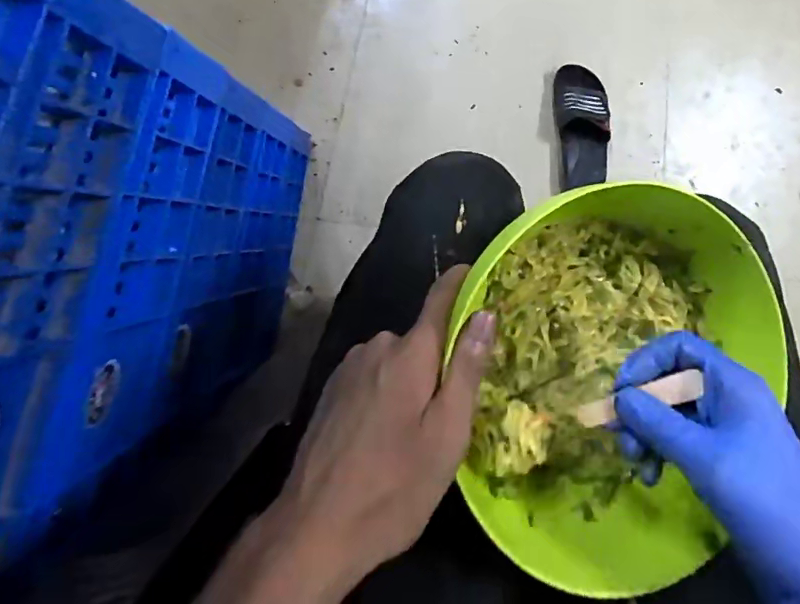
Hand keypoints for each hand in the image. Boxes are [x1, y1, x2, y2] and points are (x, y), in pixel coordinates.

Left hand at [199, 266, 495, 603]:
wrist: (314, 527)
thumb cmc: (394, 486)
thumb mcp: (446, 435)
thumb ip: (466, 370)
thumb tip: (485, 314)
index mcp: (409, 353)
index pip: (439, 300)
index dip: (458, 282)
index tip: (474, 270)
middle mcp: (377, 347)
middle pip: (419, 340)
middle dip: (437, 363)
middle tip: (448, 413)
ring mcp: (348, 367)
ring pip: (394, 361)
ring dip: (408, 383)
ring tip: (411, 436)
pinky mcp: (330, 389)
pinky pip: (370, 376)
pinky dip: (383, 394)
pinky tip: (379, 437)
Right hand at [613, 332, 799, 603]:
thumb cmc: (761, 499)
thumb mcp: (702, 457)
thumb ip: (656, 422)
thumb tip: (617, 397)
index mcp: (732, 382)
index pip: (678, 347)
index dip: (644, 361)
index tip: (620, 392)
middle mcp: (729, 396)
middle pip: (670, 380)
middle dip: (641, 406)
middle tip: (620, 438)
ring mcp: (728, 427)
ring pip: (672, 411)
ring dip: (647, 432)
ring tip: (636, 464)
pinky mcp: (724, 456)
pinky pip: (681, 437)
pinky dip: (661, 450)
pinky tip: (652, 475)